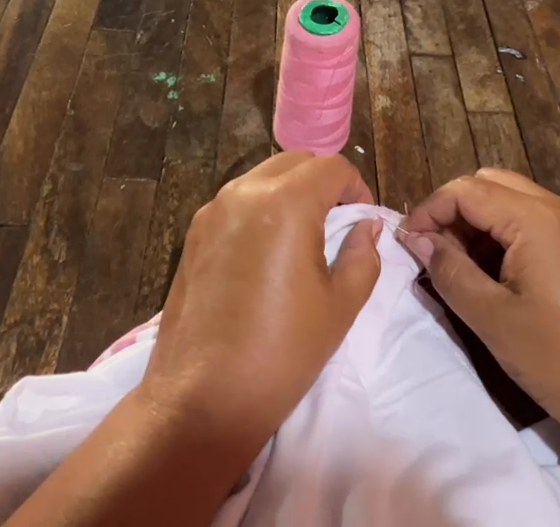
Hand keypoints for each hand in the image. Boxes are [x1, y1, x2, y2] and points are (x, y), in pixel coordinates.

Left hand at [142, 151, 381, 446]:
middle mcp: (245, 193)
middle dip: (322, 183)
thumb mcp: (340, 305)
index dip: (356, 186)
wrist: (203, 398)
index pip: (331, 167)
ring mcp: (212, 211)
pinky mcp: (193, 234)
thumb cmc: (282, 352)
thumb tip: (367, 226)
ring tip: (304, 237)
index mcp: (286, 203)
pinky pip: (237, 202)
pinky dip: (260, 209)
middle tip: (338, 222)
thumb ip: (362, 254)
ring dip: (290, 192)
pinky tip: (268, 253)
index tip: (363, 217)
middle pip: (295, 162)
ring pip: (263, 177)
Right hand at [398, 168, 559, 448]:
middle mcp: (558, 209)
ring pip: (511, 198)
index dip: (430, 209)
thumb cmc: (555, 359)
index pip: (467, 189)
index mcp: (536, 219)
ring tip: (455, 262)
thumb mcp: (490, 317)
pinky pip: (532, 218)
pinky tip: (490, 270)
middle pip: (489, 183)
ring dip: (477, 219)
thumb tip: (416, 239)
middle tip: (431, 250)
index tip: (406, 242)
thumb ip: (448, 270)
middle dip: (453, 208)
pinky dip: (502, 231)